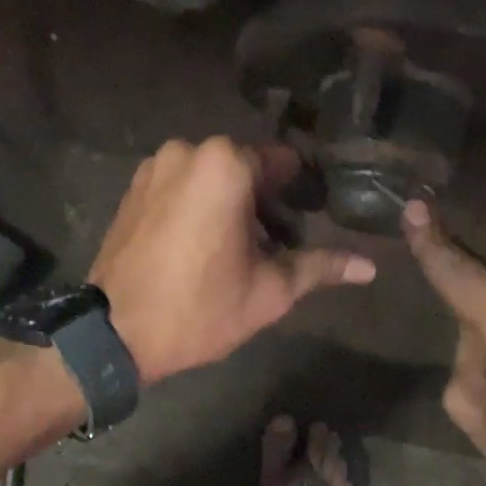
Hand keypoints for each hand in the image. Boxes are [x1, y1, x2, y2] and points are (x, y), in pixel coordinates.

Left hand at [89, 138, 375, 381]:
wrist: (116, 335)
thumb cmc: (199, 310)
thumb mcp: (269, 292)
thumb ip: (320, 267)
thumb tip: (370, 267)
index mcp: (226, 164)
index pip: (284, 164)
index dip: (303, 195)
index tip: (312, 223)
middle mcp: (188, 150)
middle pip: (246, 171)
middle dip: (266, 205)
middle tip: (277, 250)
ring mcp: (154, 167)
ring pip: (211, 180)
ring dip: (231, 209)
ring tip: (239, 256)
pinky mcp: (132, 190)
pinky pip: (181, 189)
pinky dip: (199, 210)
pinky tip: (203, 251)